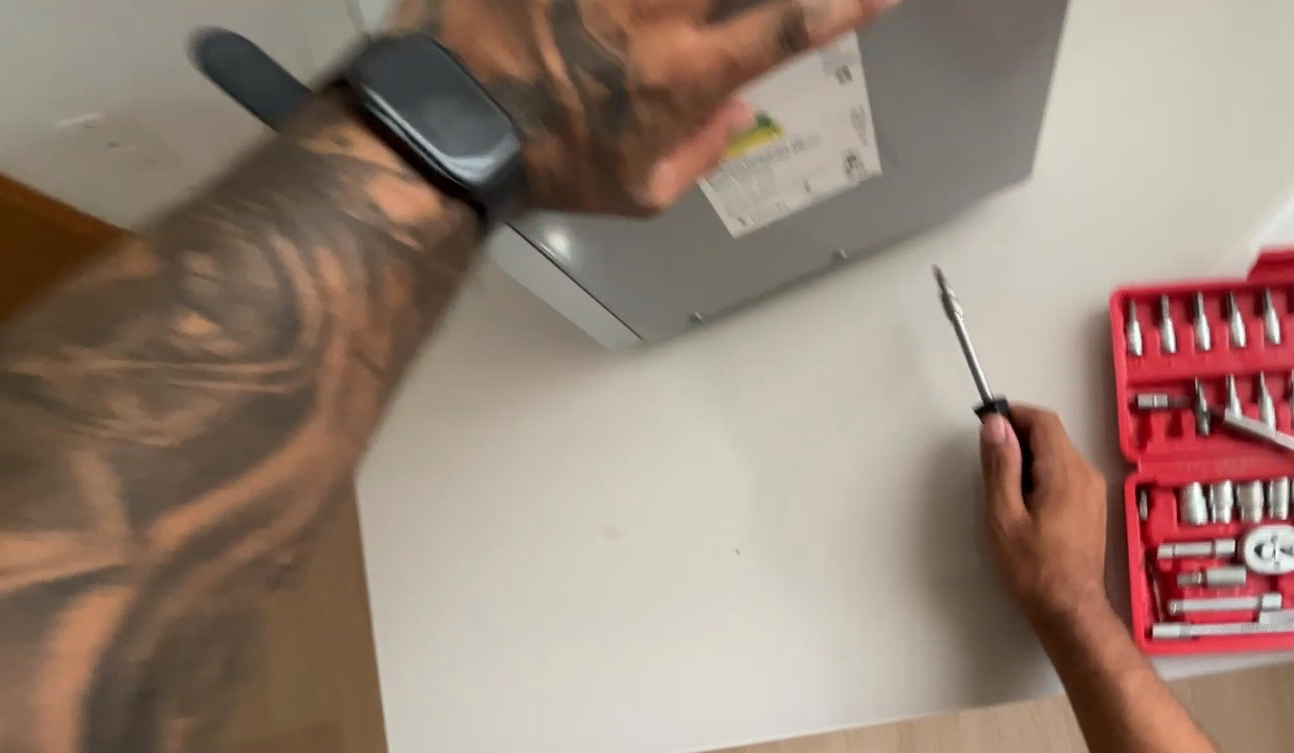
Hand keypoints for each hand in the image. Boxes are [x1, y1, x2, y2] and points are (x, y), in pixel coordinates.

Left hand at [393, 0, 901, 214]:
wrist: (453, 125)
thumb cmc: (554, 166)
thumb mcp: (643, 193)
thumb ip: (702, 151)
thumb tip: (740, 112)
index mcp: (682, 77)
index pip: (781, 30)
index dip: (840, 5)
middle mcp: (652, 12)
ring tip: (693, 6)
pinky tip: (657, 2)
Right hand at [979, 406, 1109, 626]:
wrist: (1070, 607)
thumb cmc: (1032, 567)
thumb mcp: (1004, 515)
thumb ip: (1000, 465)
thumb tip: (996, 424)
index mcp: (1065, 471)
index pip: (1043, 420)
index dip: (1013, 414)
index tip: (987, 425)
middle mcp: (1086, 473)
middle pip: (1051, 435)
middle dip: (1018, 438)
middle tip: (990, 463)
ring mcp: (1093, 490)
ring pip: (1058, 454)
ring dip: (1029, 458)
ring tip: (1004, 490)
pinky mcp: (1092, 506)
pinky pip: (1066, 474)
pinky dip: (1042, 475)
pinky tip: (1025, 503)